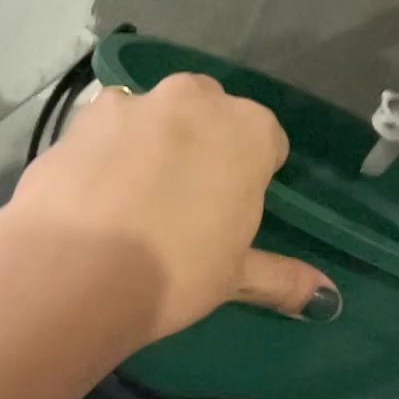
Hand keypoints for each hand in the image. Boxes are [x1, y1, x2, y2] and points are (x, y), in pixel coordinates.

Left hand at [8, 73, 337, 341]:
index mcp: (246, 128)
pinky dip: (97, 157)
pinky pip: (97, 135)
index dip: (248, 176)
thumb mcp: (233, 278)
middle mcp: (188, 100)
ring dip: (144, 145)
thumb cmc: (172, 271)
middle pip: (204, 115)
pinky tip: (86, 199)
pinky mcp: (72, 123)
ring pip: (146, 118)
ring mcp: (125, 105)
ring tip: (125, 202)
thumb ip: (281, 277)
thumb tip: (326, 298)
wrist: (73, 270)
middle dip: (198, 147)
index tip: (226, 211)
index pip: (264, 142)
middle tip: (177, 205)